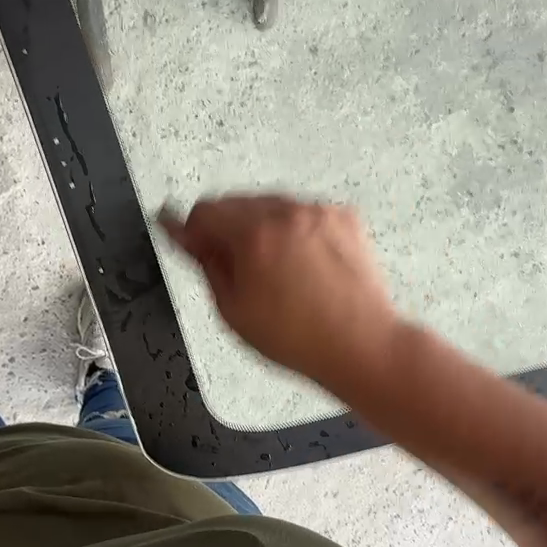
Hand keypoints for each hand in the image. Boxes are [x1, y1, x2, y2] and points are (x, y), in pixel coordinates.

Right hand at [162, 195, 400, 384]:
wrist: (360, 344)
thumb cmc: (299, 337)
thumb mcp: (231, 309)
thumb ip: (205, 264)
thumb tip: (186, 237)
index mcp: (254, 235)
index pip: (204, 210)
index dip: (192, 231)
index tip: (193, 243)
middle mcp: (286, 213)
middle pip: (236, 203)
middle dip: (227, 230)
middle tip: (235, 267)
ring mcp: (317, 212)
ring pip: (269, 205)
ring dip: (261, 228)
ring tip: (273, 271)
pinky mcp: (342, 217)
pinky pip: (302, 213)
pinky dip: (294, 231)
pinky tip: (300, 265)